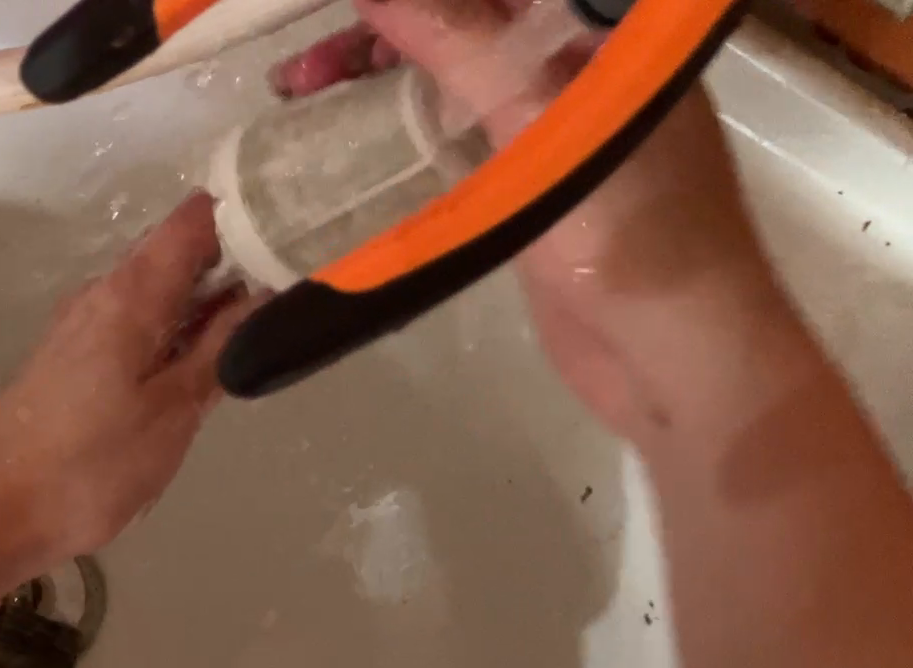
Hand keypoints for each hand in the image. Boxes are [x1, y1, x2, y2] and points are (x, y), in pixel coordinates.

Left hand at [0, 193, 254, 574]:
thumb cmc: (85, 469)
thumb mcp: (170, 414)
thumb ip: (219, 350)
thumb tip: (261, 292)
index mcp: (127, 293)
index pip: (198, 218)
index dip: (252, 217)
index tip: (300, 242)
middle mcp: (97, 297)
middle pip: (175, 256)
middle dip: (233, 272)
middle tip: (291, 305)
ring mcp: (76, 332)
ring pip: (152, 299)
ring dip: (199, 314)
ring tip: (250, 344)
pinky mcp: (64, 367)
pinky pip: (127, 333)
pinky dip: (164, 343)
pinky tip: (188, 379)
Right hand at [274, 0, 793, 440]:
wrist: (661, 344)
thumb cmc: (626, 231)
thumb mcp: (545, 129)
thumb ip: (470, 55)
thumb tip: (384, 0)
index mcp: (603, 36)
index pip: (491, 1)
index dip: (407, 7)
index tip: (338, 20)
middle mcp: (573, 70)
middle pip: (461, 35)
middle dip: (377, 47)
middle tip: (295, 79)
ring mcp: (541, 132)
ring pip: (444, 89)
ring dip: (374, 93)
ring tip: (302, 105)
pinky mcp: (514, 188)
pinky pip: (445, 144)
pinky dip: (393, 141)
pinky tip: (346, 150)